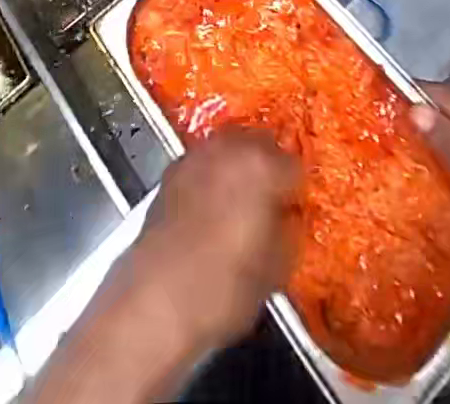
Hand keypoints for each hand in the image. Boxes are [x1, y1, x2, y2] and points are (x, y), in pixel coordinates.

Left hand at [116, 130, 299, 351]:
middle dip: (269, 168)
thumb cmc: (224, 288)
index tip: (294, 208)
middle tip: (272, 201)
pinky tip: (209, 208)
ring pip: (229, 149)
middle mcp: (230, 149)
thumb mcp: (277, 267)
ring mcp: (196, 157)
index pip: (295, 165)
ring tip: (240, 202)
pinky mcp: (170, 172)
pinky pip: (203, 165)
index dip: (296, 189)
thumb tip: (287, 218)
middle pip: (261, 145)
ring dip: (238, 168)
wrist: (154, 304)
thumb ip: (289, 229)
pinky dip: (211, 177)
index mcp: (264, 166)